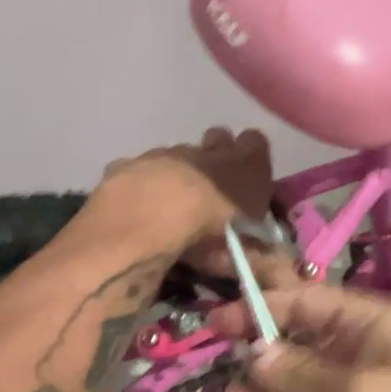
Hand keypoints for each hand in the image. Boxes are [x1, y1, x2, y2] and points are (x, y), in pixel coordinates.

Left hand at [95, 127, 285, 278]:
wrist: (150, 220)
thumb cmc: (209, 232)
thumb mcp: (243, 246)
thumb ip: (253, 242)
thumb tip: (260, 253)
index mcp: (243, 164)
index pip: (256, 143)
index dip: (251, 157)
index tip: (247, 178)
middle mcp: (207, 150)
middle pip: (216, 138)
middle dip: (214, 157)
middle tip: (210, 188)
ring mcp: (166, 153)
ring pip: (176, 153)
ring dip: (177, 172)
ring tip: (169, 204)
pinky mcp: (130, 163)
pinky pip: (139, 167)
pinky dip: (140, 182)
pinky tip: (136, 206)